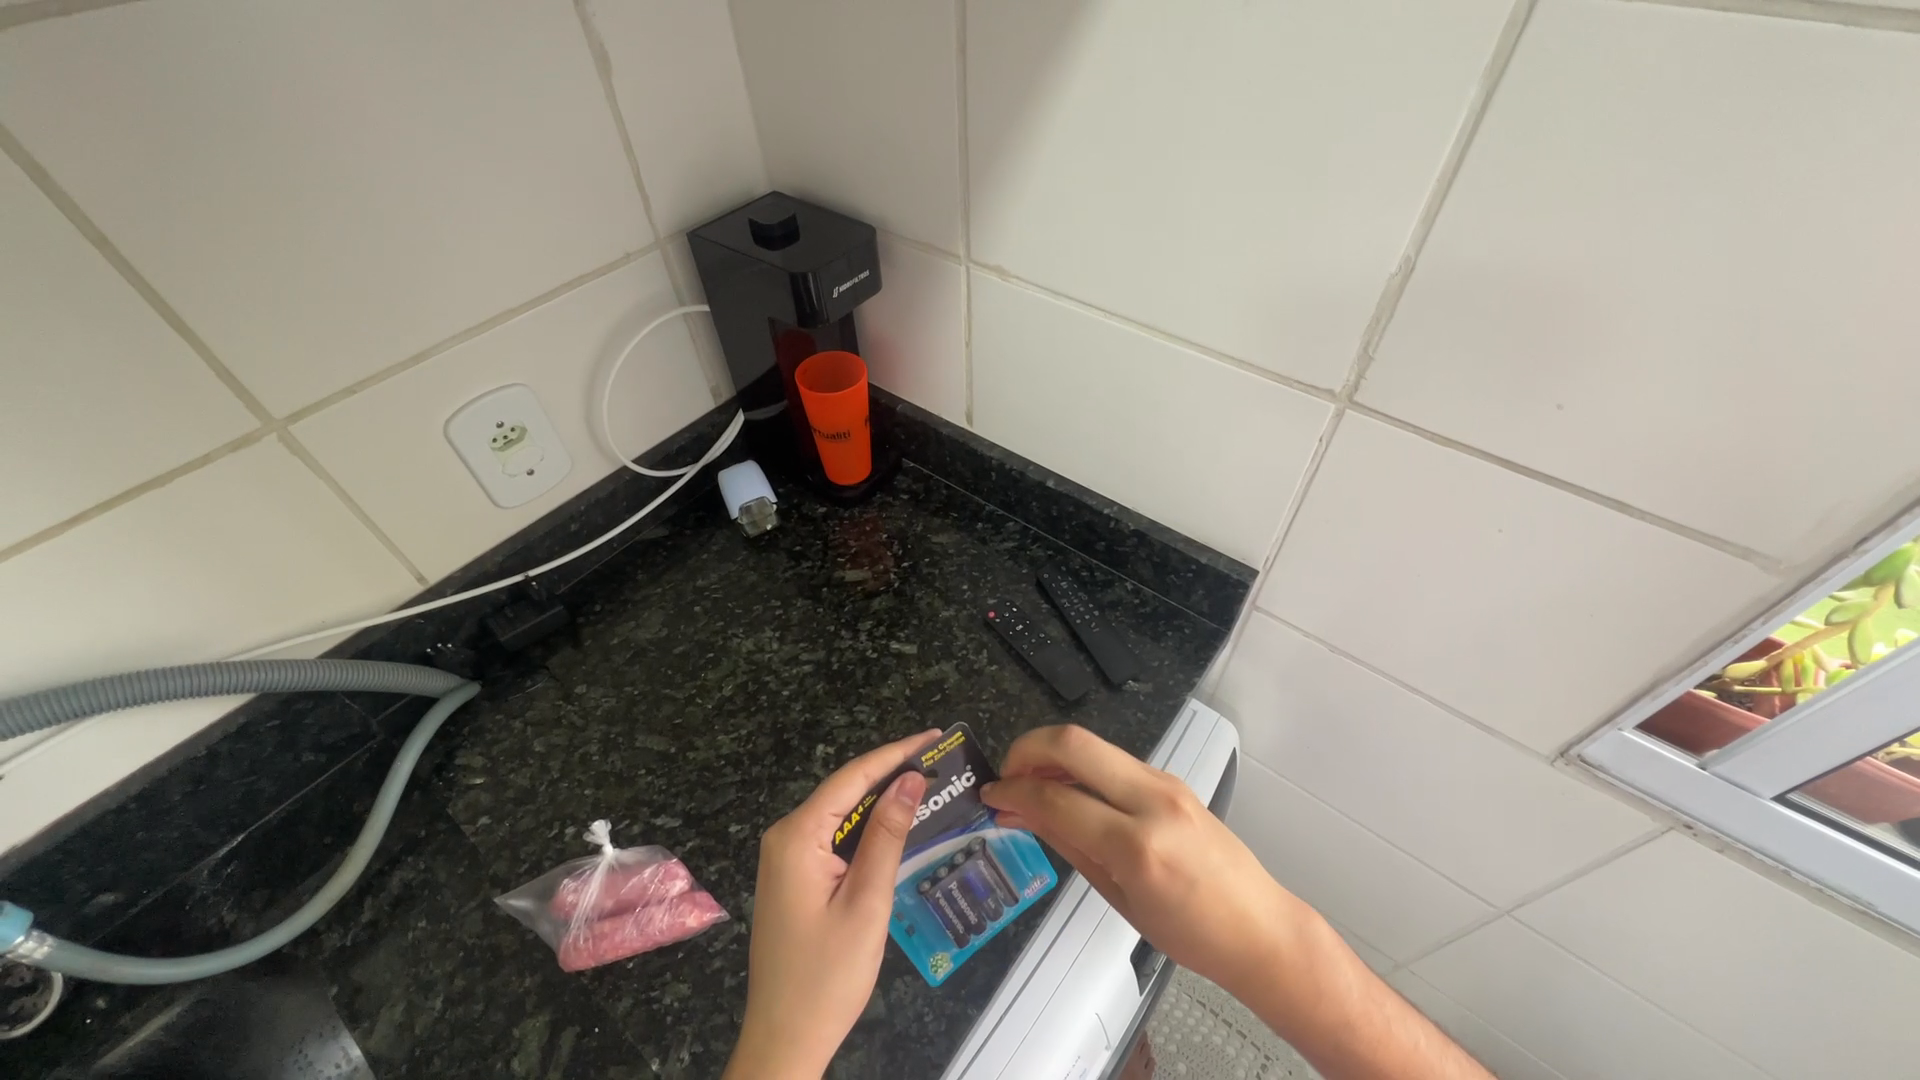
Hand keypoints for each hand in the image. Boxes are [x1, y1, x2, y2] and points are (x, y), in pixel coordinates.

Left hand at [723, 730, 934, 1079]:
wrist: (785, 1039)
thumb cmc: (827, 976)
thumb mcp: (866, 901)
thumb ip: (887, 835)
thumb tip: (909, 779)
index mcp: (796, 836)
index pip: (852, 778)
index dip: (895, 753)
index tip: (933, 735)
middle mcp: (785, 837)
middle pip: (845, 791)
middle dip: (891, 773)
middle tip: (939, 760)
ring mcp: (786, 858)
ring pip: (841, 814)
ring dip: (881, 801)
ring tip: (927, 785)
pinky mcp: (794, 877)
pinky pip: (834, 838)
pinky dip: (867, 829)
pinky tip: (895, 825)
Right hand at [988, 726, 1493, 1079]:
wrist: (1259, 926)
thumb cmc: (1190, 934)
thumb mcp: (1118, 898)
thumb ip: (1069, 845)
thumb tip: (1023, 814)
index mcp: (1137, 845)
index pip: (1057, 800)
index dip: (1013, 793)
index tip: (991, 795)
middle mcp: (1152, 800)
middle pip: (1074, 742)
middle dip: (1027, 748)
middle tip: (1006, 772)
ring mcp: (1166, 783)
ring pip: (1093, 745)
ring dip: (1052, 754)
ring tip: (1029, 782)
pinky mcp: (1172, 780)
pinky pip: (1114, 760)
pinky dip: (1080, 766)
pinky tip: (1067, 789)